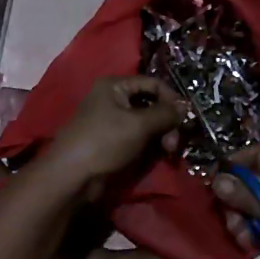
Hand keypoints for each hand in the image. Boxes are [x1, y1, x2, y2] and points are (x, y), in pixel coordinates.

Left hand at [40, 76, 187, 190]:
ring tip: (168, 151)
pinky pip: (137, 136)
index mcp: (114, 85)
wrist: (73, 175)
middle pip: (150, 103)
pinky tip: (159, 154)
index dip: (172, 99)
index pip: (152, 83)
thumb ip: (165, 114)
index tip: (186, 119)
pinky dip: (150, 143)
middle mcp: (112, 98)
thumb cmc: (104, 141)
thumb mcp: (138, 124)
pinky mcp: (111, 140)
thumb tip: (186, 107)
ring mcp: (111, 120)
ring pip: (145, 122)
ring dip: (161, 134)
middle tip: (174, 143)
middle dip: (166, 121)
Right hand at [212, 145, 259, 258]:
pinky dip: (242, 231)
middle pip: (247, 180)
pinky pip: (248, 223)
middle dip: (234, 197)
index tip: (215, 175)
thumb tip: (216, 180)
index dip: (237, 161)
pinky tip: (247, 243)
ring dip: (236, 217)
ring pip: (243, 203)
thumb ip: (248, 197)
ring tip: (241, 234)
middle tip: (230, 214)